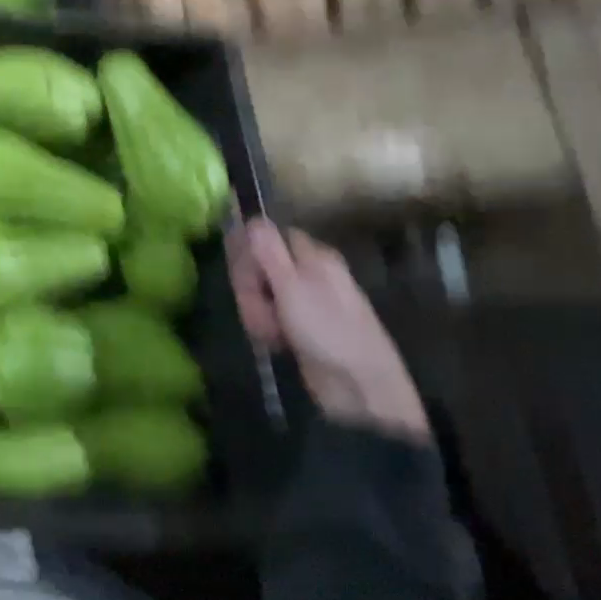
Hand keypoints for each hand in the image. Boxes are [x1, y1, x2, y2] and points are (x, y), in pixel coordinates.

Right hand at [228, 217, 428, 440]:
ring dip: (257, 311)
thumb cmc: (328, 330)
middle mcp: (309, 273)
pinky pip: (270, 314)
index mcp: (314, 257)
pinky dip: (267, 326)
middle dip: (251, 287)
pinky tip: (275, 340)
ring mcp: (305, 300)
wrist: (358, 385)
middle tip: (258, 308)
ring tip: (270, 331)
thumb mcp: (292, 286)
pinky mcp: (300, 324)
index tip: (242, 272)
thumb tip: (252, 214)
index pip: (267, 237)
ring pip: (262, 292)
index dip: (249, 252)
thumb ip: (269, 250)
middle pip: (260, 265)